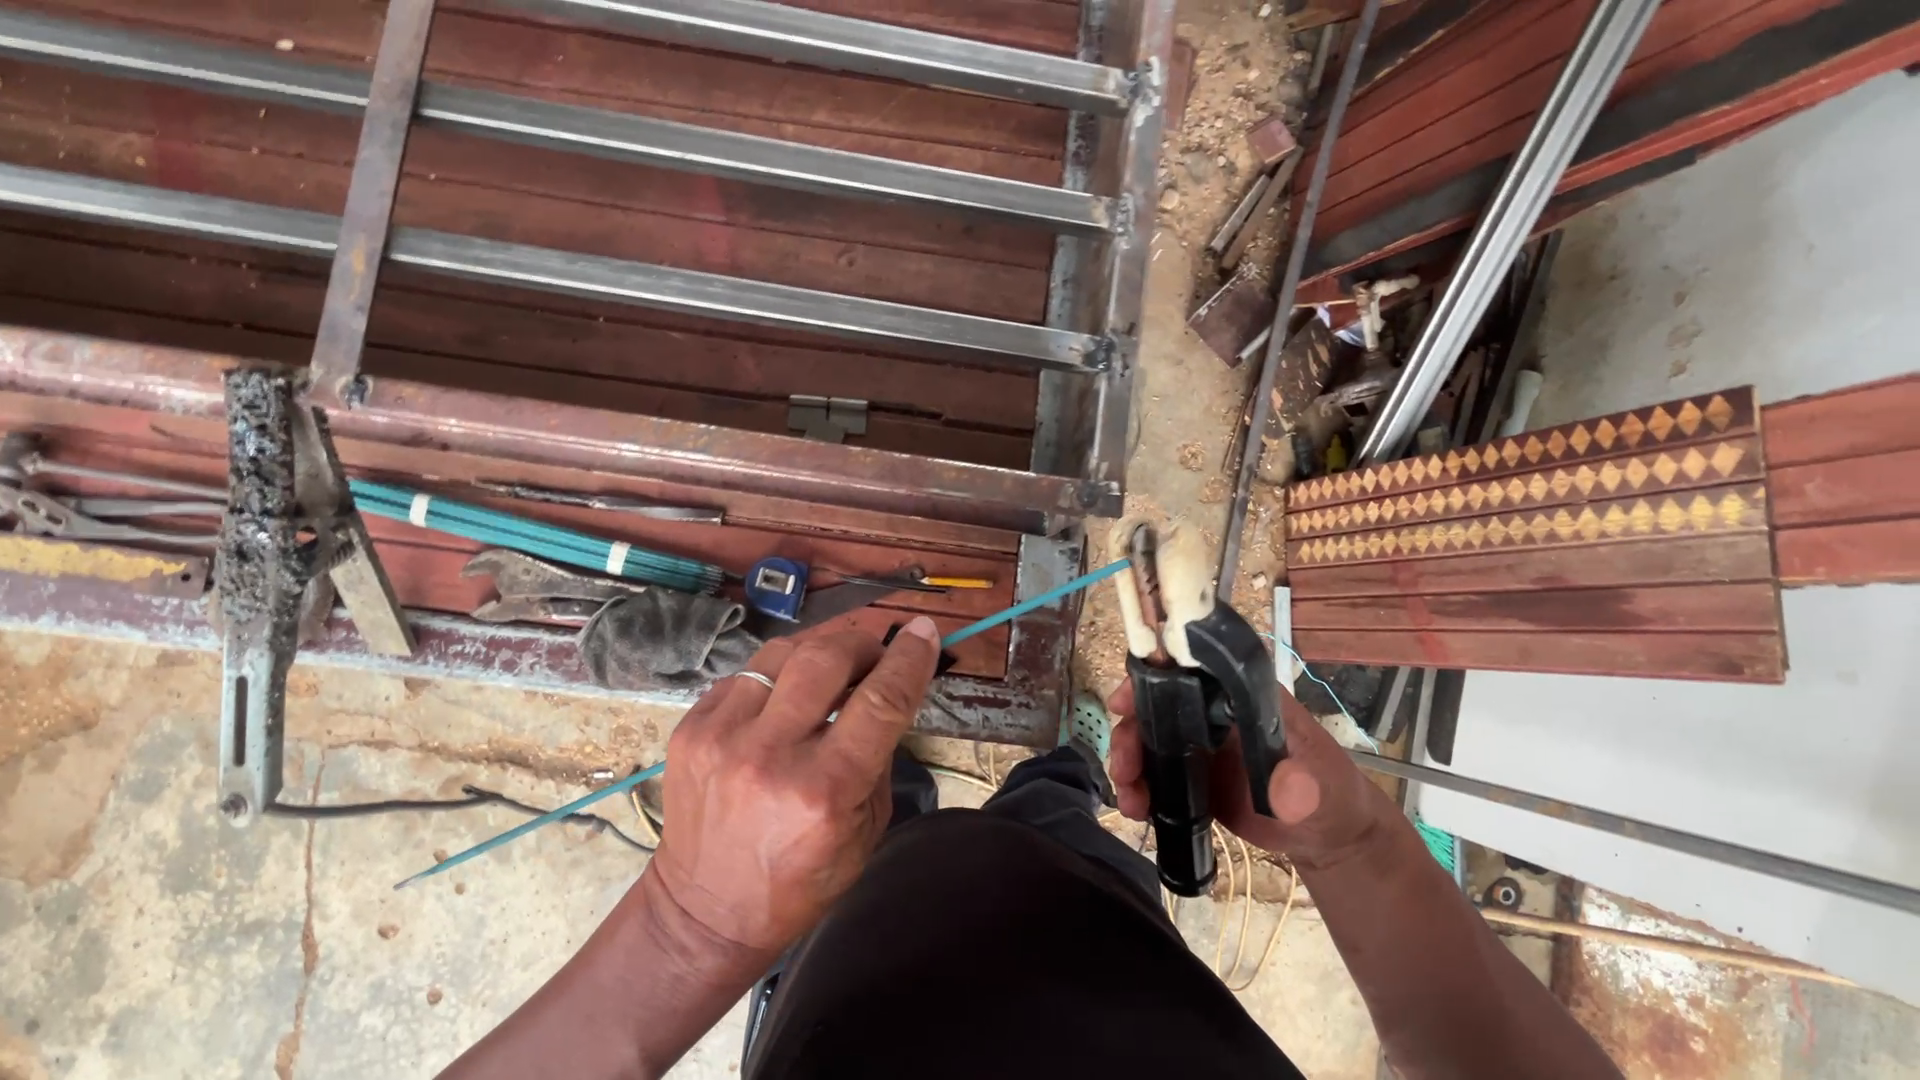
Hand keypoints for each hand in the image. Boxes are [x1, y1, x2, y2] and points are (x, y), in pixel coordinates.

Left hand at [646, 620, 940, 953]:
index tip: (925, 632)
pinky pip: (746, 674)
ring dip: (819, 651)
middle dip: (862, 645)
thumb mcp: (865, 829)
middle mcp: (771, 755)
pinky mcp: (692, 728)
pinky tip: (784, 698)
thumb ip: (877, 757)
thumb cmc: (800, 882)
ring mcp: (723, 736)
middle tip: (874, 656)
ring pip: (783, 652)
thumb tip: (886, 693)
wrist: (705, 911)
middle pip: (827, 657)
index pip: (880, 701)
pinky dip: (776, 676)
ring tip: (832, 670)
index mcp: (825, 790)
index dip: (909, 658)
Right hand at [1107, 679, 1386, 869]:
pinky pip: (1153, 776)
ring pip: (1147, 741)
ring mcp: (1197, 745)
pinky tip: (1137, 810)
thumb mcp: (1319, 784)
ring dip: (1128, 763)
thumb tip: (1282, 784)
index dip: (1150, 681)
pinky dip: (1138, 789)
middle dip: (1131, 733)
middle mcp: (1211, 713)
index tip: (1125, 701)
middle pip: (1156, 708)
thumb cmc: (1329, 792)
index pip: (1188, 673)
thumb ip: (1299, 784)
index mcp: (1239, 696)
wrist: (1326, 834)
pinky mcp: (1189, 777)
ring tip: (1130, 798)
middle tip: (1125, 765)